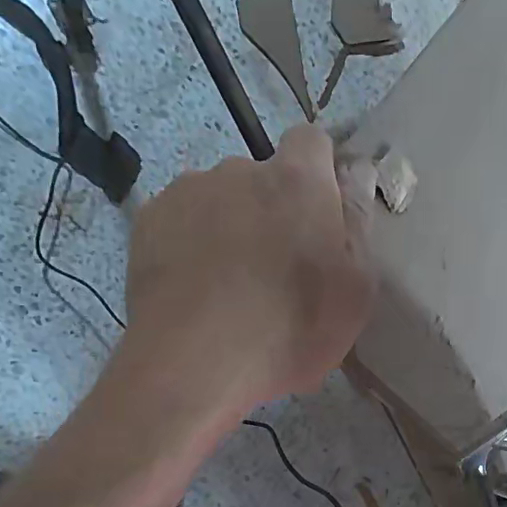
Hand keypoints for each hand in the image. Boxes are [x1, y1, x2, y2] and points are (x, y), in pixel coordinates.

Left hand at [119, 125, 373, 412]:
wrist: (194, 365)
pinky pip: (184, 219)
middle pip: (266, 175)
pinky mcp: (148, 220)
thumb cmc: (292, 329)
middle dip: (276, 208)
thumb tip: (356, 173)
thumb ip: (358, 222)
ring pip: (222, 197)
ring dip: (233, 224)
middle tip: (280, 266)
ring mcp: (187, 192)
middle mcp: (239, 170)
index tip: (324, 214)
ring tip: (232, 283)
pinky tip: (198, 286)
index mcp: (298, 181)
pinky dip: (195, 241)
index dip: (322, 172)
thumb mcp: (356, 288)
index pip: (313, 141)